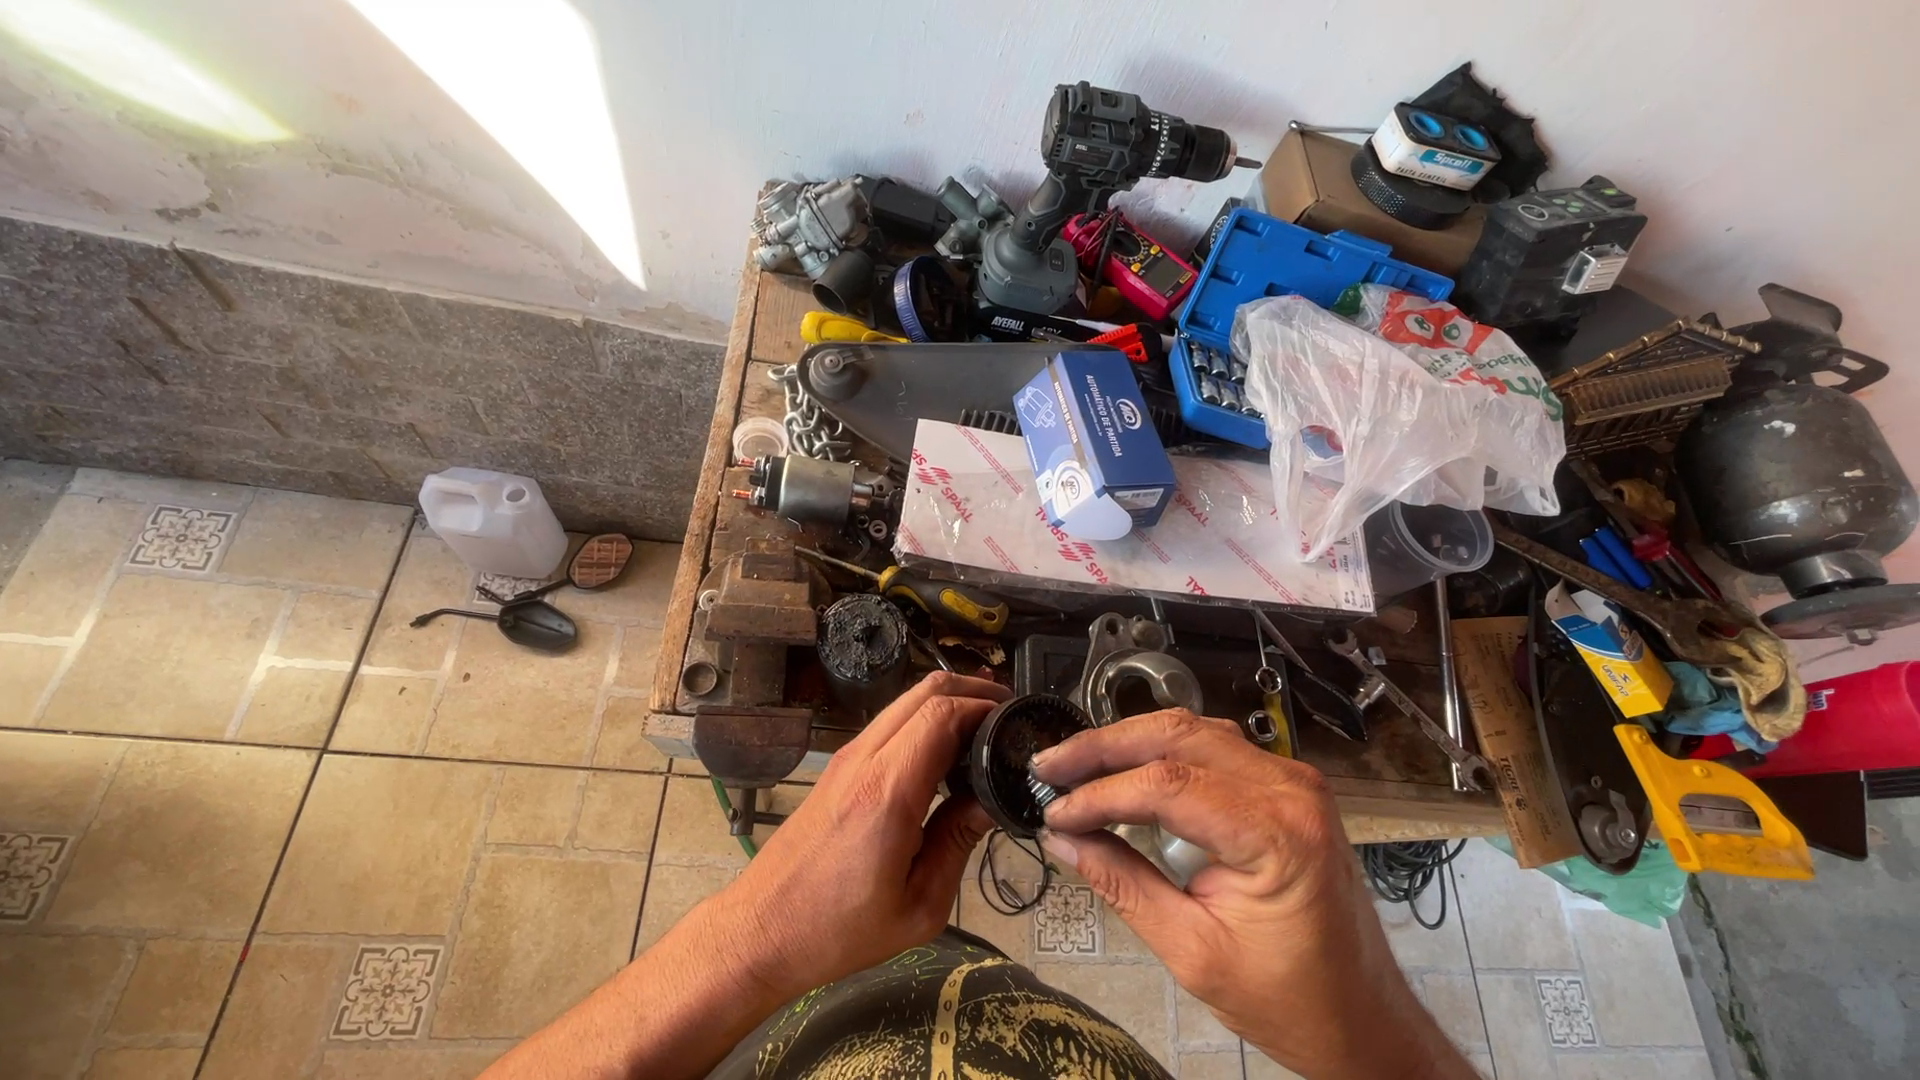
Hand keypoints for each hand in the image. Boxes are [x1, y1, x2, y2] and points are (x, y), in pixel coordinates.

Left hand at [708, 671, 1010, 1000]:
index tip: (1015, 722)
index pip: (941, 715)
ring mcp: (847, 759)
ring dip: (947, 703)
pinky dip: (924, 720)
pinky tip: (946, 750)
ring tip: (984, 728)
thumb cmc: (840, 929)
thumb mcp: (920, 905)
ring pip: (904, 702)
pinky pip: (889, 724)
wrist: (762, 930)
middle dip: (971, 690)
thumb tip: (990, 799)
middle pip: (923, 692)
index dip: (983, 707)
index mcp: (888, 790)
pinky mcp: (838, 769)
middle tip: (1008, 713)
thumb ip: (958, 843)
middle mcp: (865, 759)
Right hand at [1031, 709, 1475, 1079]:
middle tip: (1048, 765)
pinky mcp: (1285, 787)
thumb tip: (1061, 839)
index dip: (1099, 794)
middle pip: (1177, 737)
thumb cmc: (1288, 1000)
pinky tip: (1126, 766)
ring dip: (1129, 742)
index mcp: (1276, 831)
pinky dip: (1161, 751)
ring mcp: (1292, 780)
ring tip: (1076, 764)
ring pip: (1192, 732)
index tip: (1052, 812)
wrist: (1366, 1020)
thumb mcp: (1193, 952)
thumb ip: (1124, 884)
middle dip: (1104, 747)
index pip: (1166, 786)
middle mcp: (1288, 786)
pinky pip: (1213, 748)